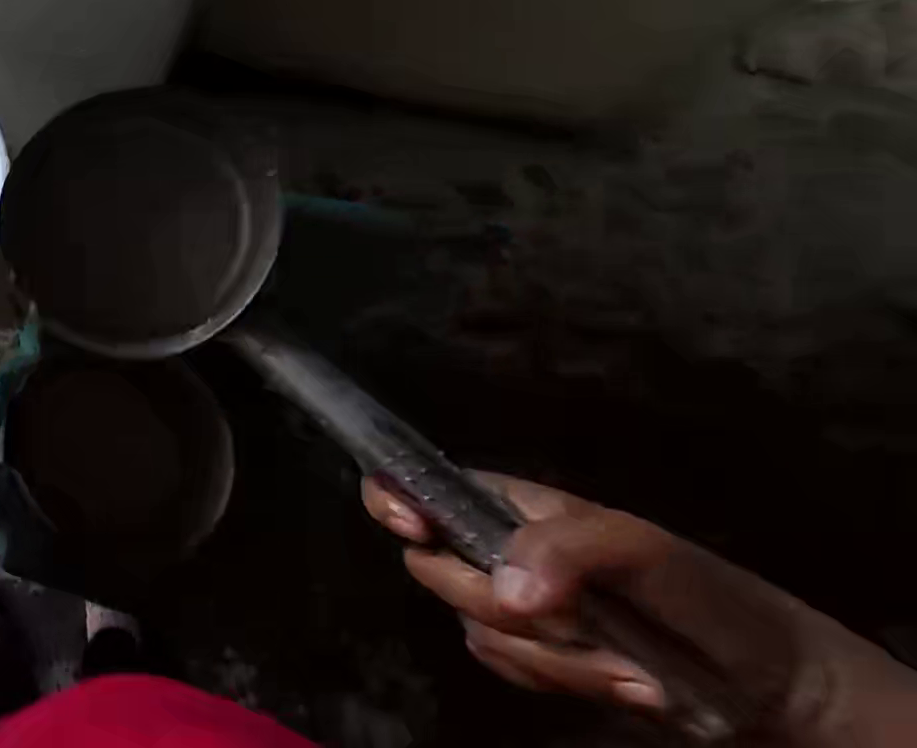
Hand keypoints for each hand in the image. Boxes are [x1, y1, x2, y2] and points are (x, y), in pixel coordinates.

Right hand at [362, 472, 916, 745]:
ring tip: (628, 667)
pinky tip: (620, 683)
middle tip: (563, 619)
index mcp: (499, 503)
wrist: (781, 690)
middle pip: (431, 564)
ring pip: (471, 622)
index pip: (412, 483)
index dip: (391, 499)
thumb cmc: (702, 593)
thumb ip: (563, 549)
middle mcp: (487, 547)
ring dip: (549, 656)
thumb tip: (504, 590)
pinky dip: (558, 681)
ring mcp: (507, 604)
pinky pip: (500, 663)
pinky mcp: (529, 657)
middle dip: (491, 600)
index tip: (414, 529)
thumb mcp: (640, 548)